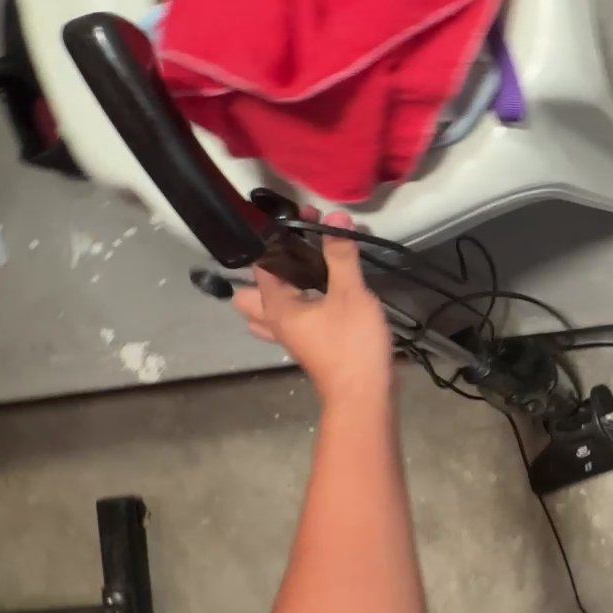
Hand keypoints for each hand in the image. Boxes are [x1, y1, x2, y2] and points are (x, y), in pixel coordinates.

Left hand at [233, 211, 393, 402]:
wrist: (364, 393)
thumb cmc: (352, 343)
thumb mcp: (351, 295)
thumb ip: (342, 257)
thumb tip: (335, 220)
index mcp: (277, 306)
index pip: (264, 263)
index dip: (282, 239)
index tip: (307, 221)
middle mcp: (275, 321)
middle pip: (248, 296)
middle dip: (266, 274)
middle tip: (297, 259)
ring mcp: (291, 338)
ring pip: (265, 314)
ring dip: (277, 296)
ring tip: (304, 280)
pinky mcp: (309, 347)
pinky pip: (288, 324)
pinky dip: (298, 309)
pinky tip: (321, 304)